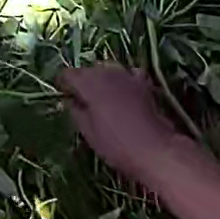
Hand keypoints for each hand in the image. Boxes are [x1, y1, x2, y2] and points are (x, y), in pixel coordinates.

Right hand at [58, 65, 189, 184]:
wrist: (156, 149)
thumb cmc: (117, 145)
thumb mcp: (89, 133)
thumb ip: (76, 112)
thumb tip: (70, 101)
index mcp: (89, 84)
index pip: (68, 74)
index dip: (63, 83)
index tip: (63, 95)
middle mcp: (106, 72)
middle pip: (87, 69)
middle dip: (81, 80)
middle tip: (79, 98)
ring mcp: (126, 75)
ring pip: (105, 69)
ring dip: (100, 78)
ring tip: (100, 96)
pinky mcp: (141, 82)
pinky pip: (125, 74)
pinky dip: (120, 80)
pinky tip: (121, 92)